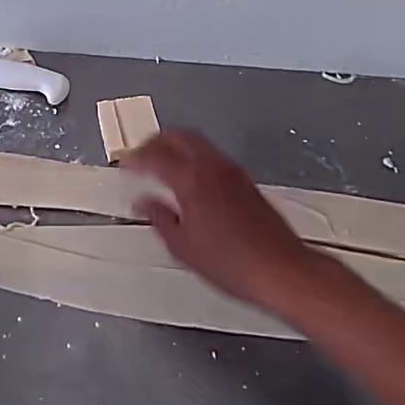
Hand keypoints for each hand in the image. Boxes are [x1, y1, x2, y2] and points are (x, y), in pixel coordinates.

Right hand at [123, 130, 327, 308]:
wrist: (279, 268)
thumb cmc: (233, 263)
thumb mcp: (183, 247)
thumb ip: (159, 218)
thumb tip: (145, 205)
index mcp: (192, 179)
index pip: (155, 156)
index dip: (136, 159)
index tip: (126, 164)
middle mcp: (213, 166)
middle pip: (178, 135)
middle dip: (154, 141)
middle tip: (140, 155)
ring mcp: (231, 170)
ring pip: (196, 141)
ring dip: (175, 145)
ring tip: (161, 163)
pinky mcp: (244, 178)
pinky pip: (211, 154)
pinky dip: (193, 155)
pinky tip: (188, 177)